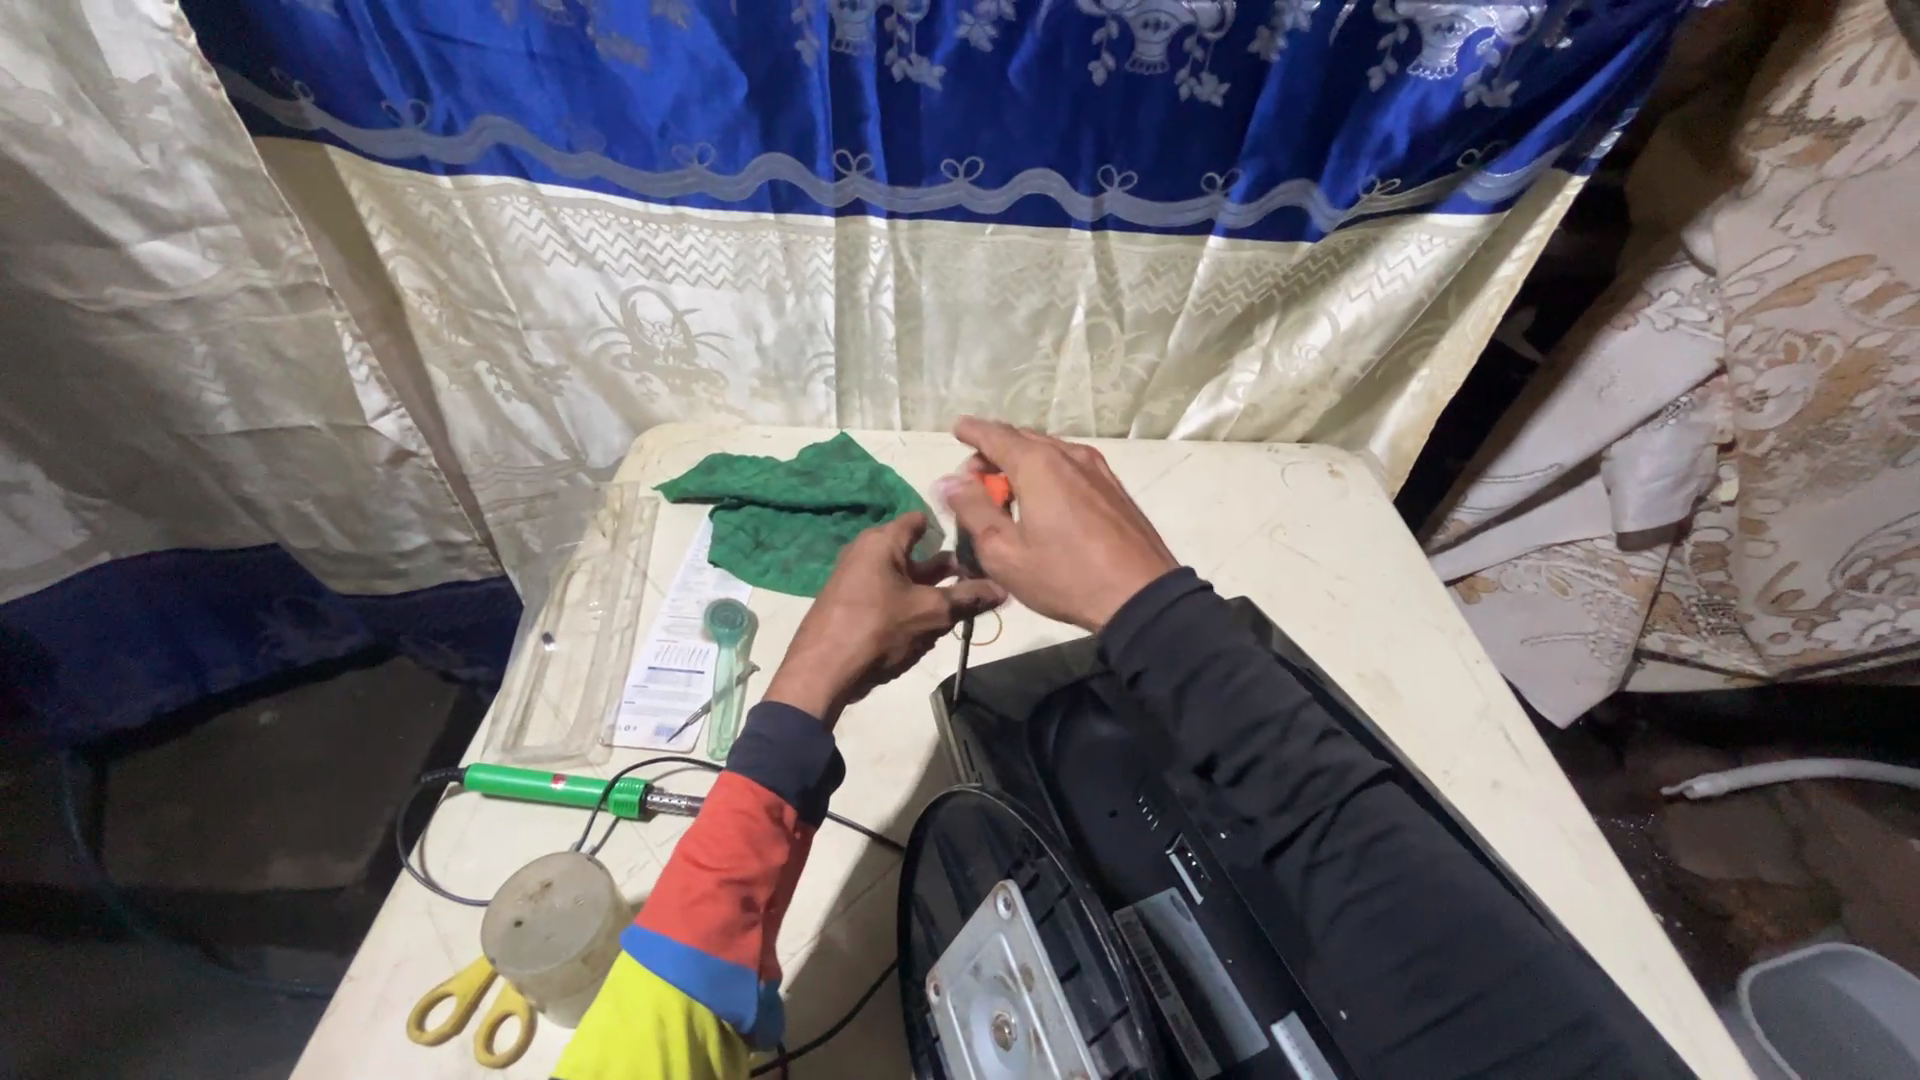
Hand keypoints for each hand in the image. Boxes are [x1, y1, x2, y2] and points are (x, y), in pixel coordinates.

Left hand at [764, 512, 1005, 724]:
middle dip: (947, 570)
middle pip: (916, 553)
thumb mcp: (931, 613)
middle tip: (980, 583)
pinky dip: (909, 608)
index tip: (978, 546)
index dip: (950, 529)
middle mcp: (866, 553)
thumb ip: (968, 598)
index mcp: (883, 541)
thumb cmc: (878, 629)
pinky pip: (889, 598)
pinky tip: (928, 631)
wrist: (822, 672)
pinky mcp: (852, 606)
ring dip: (931, 595)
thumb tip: (1003, 589)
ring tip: (961, 612)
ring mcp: (856, 580)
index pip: (921, 521)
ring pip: (905, 580)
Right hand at [938, 417, 1176, 630]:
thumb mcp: (1004, 552)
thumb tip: (949, 481)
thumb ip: (973, 510)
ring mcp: (1097, 470)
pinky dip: (1048, 474)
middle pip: (1022, 440)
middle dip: (994, 453)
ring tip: (1007, 494)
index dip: (972, 431)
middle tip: (975, 481)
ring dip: (1022, 464)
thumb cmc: (1065, 576)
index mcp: (1037, 465)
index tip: (956, 429)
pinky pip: (1070, 468)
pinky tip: (1044, 501)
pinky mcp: (1114, 488)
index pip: (995, 435)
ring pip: (1049, 453)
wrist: (1140, 597)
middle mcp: (1068, 455)